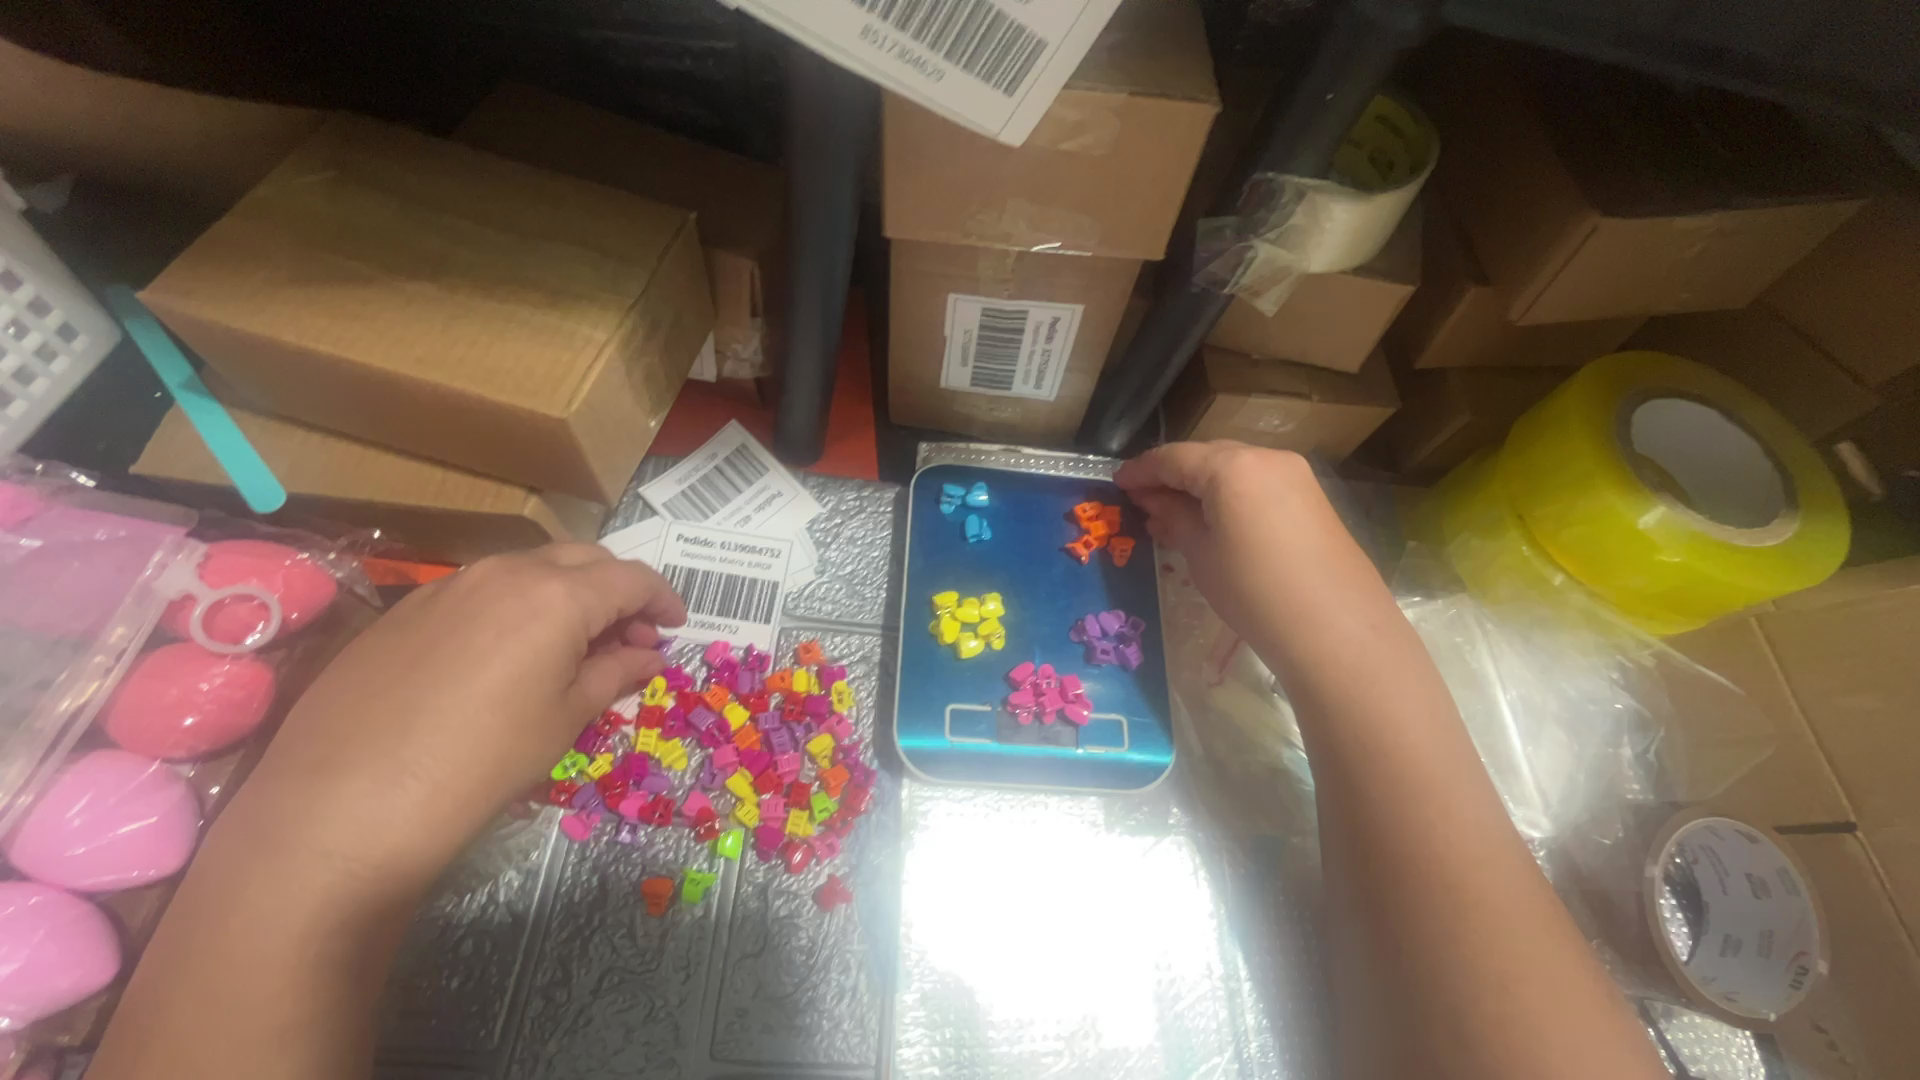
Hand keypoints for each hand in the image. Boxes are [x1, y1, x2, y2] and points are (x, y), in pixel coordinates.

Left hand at [215, 544, 685, 895]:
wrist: (342, 805)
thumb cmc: (482, 763)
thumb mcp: (567, 718)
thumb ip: (616, 672)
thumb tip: (648, 653)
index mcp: (558, 595)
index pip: (632, 578)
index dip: (663, 599)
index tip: (677, 627)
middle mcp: (506, 572)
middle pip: (584, 559)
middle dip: (618, 590)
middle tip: (632, 636)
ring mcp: (450, 585)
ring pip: (531, 569)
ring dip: (568, 594)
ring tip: (574, 646)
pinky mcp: (408, 609)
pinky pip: (484, 590)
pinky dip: (518, 607)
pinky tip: (510, 655)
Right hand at [1115, 441, 1328, 645]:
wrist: (1334, 629)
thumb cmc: (1253, 591)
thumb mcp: (1200, 554)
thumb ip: (1173, 518)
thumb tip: (1154, 500)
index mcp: (1232, 466)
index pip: (1173, 457)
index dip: (1141, 470)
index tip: (1116, 484)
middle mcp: (1266, 458)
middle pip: (1206, 457)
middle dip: (1171, 477)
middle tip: (1141, 502)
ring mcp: (1295, 476)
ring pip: (1234, 470)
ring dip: (1200, 488)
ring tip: (1171, 517)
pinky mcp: (1312, 499)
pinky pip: (1257, 486)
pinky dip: (1229, 497)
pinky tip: (1211, 523)